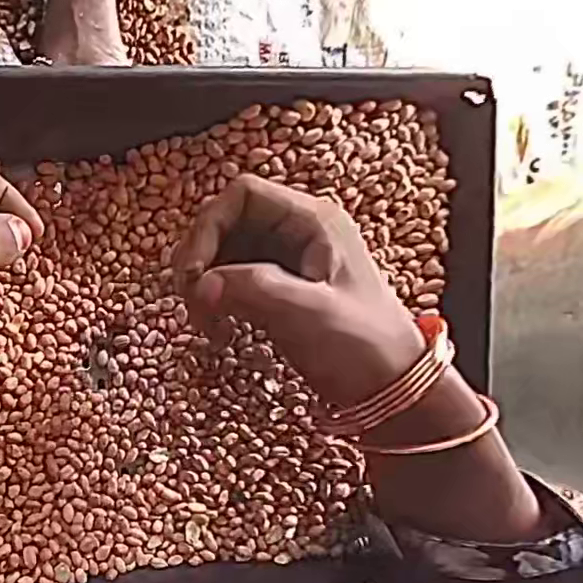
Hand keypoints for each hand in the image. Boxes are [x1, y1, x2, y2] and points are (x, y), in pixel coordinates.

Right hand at [171, 174, 421, 405]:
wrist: (390, 386)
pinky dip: (212, 303)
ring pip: (220, 256)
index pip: (241, 196)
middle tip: (193, 302)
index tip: (192, 272)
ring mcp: (281, 262)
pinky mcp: (272, 290)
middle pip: (223, 225)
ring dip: (201, 285)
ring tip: (205, 323)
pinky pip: (227, 283)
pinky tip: (216, 330)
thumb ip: (254, 290)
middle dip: (199, 260)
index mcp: (311, 221)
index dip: (208, 227)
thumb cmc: (363, 345)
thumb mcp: (311, 313)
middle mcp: (293, 233)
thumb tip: (199, 283)